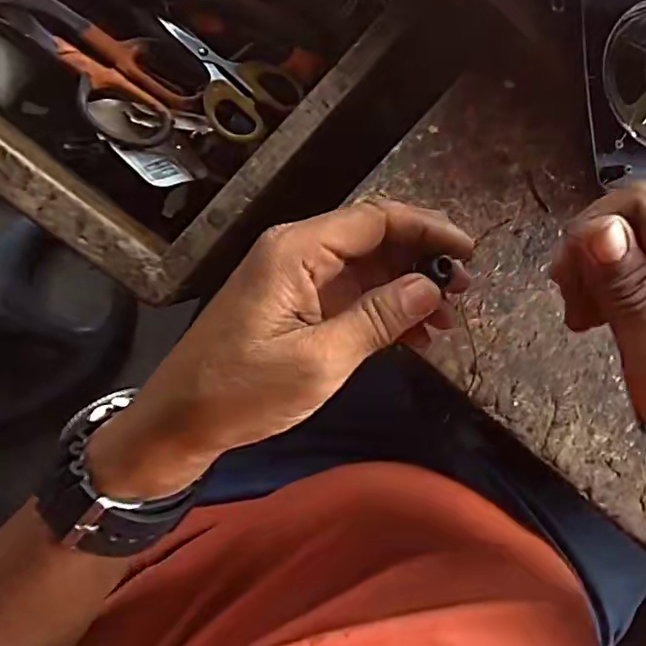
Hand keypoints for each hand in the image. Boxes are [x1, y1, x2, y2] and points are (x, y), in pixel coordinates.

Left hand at [88, 199, 472, 497]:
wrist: (177, 426)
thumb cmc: (242, 391)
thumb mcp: (318, 360)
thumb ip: (377, 318)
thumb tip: (430, 286)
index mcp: (299, 250)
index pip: (377, 219)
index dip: (428, 229)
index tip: (467, 252)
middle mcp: (302, 252)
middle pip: (378, 237)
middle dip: (425, 257)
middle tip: (464, 287)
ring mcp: (303, 278)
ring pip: (373, 266)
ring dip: (413, 286)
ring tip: (449, 315)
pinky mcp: (304, 304)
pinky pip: (358, 293)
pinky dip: (391, 307)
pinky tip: (420, 333)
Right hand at [550, 183, 645, 486]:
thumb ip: (630, 293)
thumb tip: (601, 230)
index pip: (644, 204)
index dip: (594, 229)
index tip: (571, 272)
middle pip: (636, 214)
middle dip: (592, 250)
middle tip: (573, 297)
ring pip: (633, 234)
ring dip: (597, 267)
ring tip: (586, 312)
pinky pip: (642, 257)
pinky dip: (611, 279)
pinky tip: (602, 311)